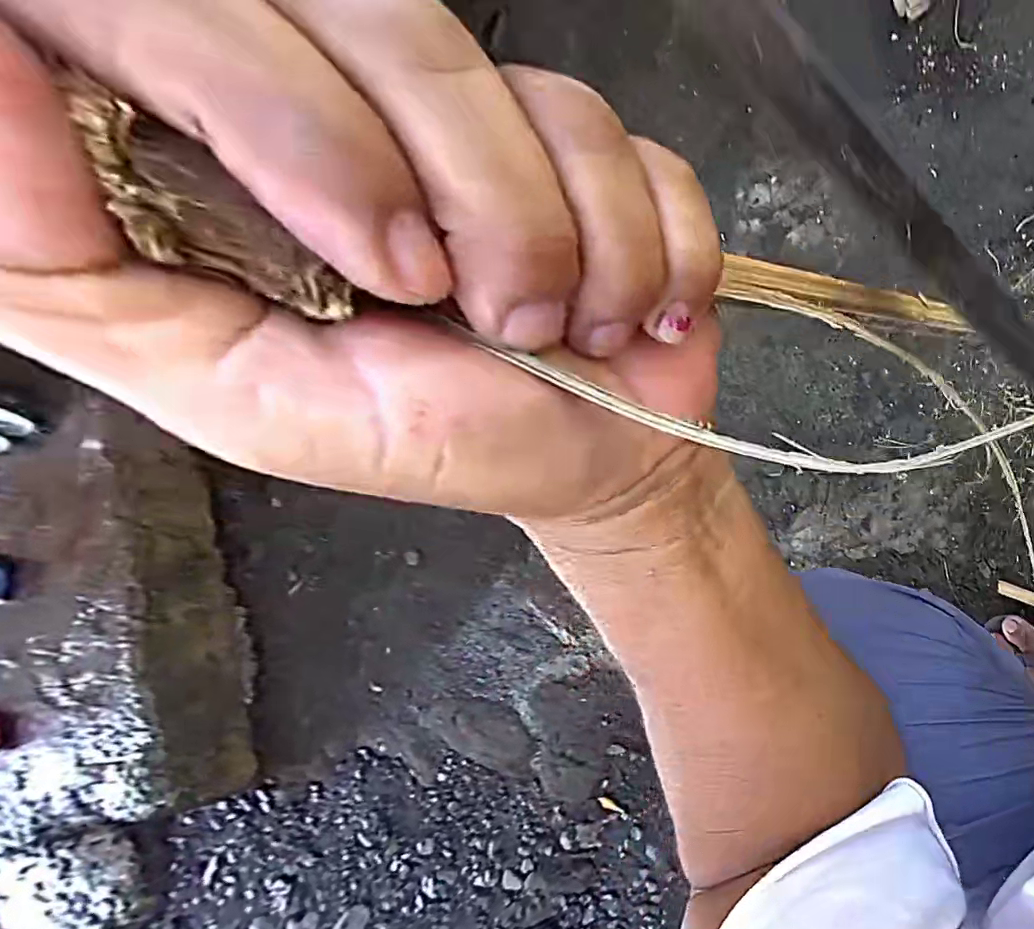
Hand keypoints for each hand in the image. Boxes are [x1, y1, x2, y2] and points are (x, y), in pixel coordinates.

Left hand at [0, 5, 722, 527]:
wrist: (602, 462)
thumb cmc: (448, 442)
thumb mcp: (237, 390)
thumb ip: (58, 258)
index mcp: (248, 139)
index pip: (196, 6)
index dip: (294, 119)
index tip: (386, 275)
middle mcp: (382, 104)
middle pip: (406, 32)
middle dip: (483, 214)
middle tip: (495, 320)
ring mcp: (522, 133)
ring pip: (558, 113)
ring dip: (586, 260)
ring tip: (572, 333)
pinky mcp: (632, 172)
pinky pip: (651, 169)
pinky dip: (659, 261)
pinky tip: (639, 317)